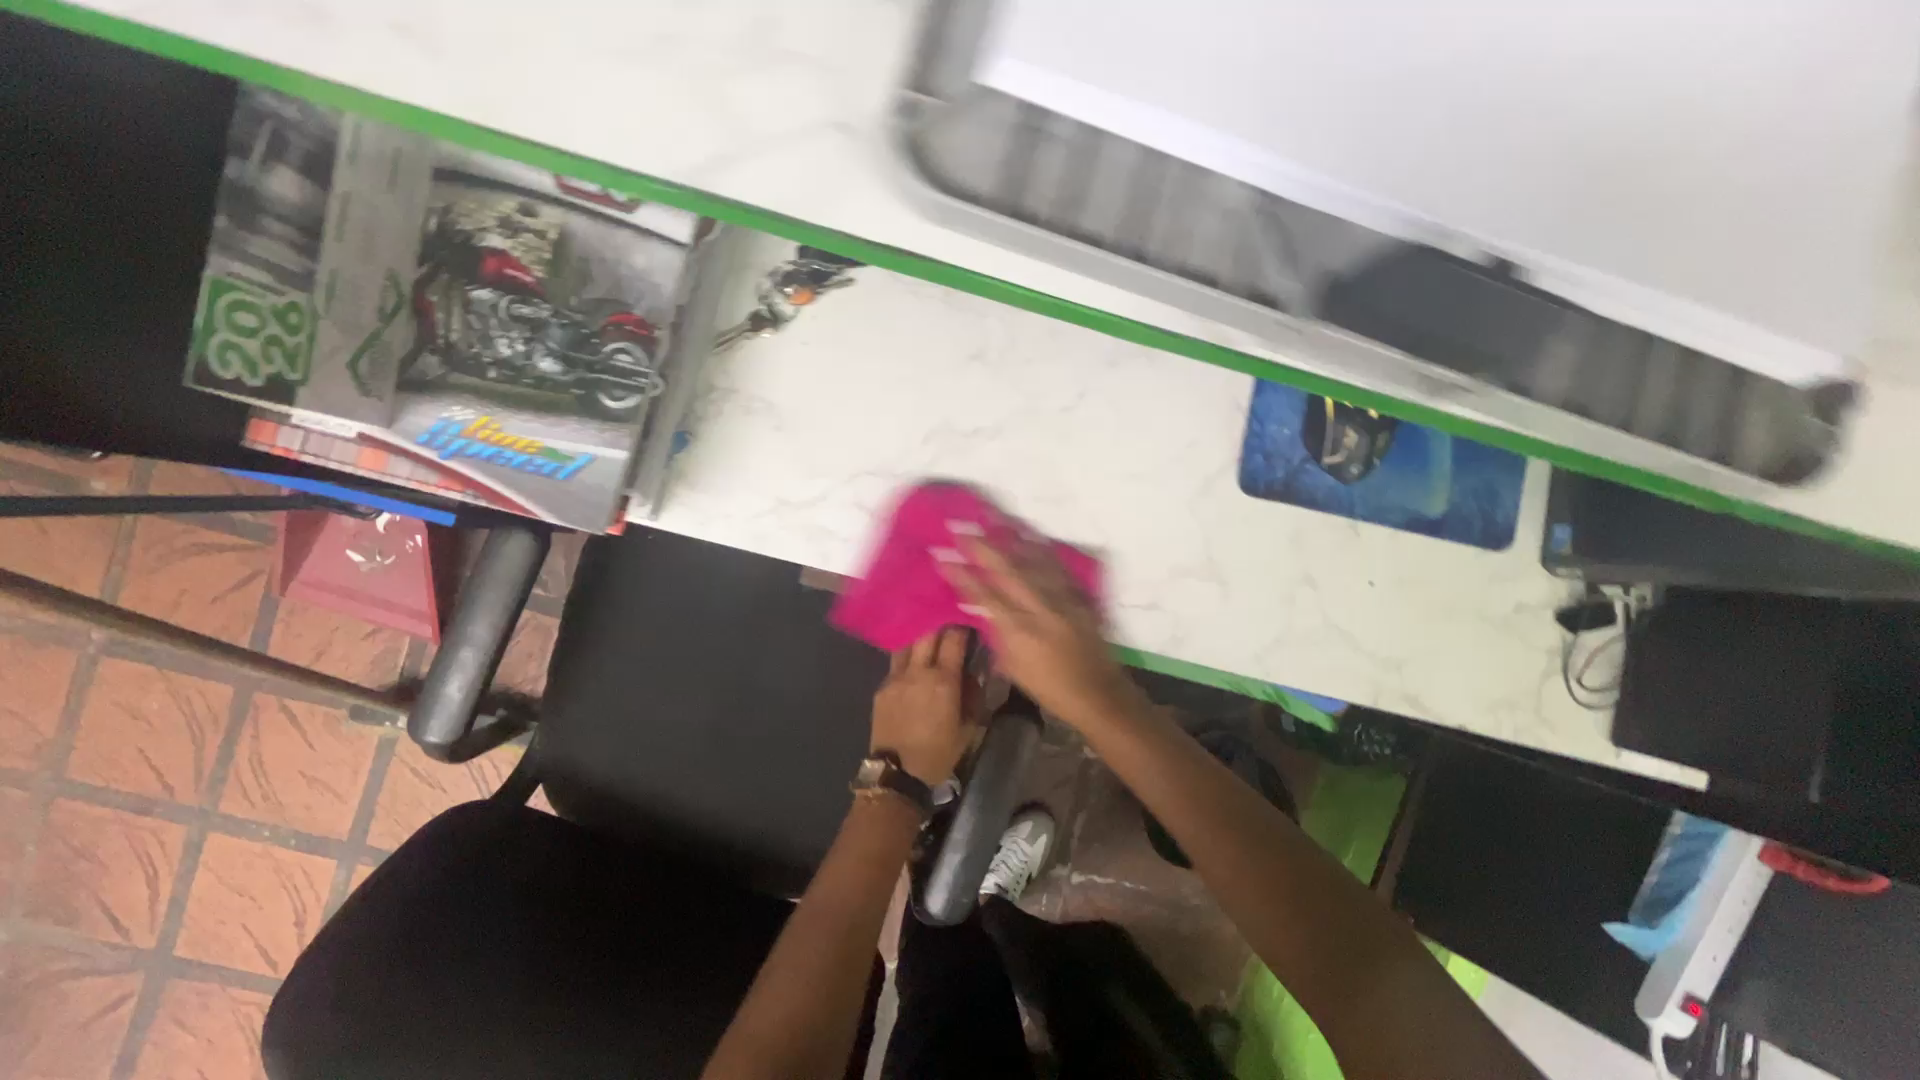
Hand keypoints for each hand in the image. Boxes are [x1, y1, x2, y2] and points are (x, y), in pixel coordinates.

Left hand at [870, 627, 971, 785]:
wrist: (898, 774)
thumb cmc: (939, 753)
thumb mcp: (968, 727)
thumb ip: (972, 694)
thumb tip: (972, 672)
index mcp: (944, 681)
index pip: (954, 639)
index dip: (962, 625)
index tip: (969, 619)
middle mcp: (918, 671)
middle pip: (928, 632)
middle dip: (940, 622)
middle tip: (949, 618)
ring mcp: (896, 677)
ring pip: (908, 642)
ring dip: (920, 635)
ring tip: (930, 633)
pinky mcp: (881, 687)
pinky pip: (897, 662)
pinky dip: (908, 655)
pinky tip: (915, 660)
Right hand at [941, 537, 1141, 728]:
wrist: (1099, 694)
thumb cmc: (1050, 688)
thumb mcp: (1013, 667)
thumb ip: (997, 634)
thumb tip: (982, 607)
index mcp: (1020, 632)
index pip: (984, 595)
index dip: (962, 574)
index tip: (942, 555)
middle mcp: (1041, 610)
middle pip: (1007, 570)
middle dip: (982, 546)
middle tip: (962, 526)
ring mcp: (1064, 599)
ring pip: (1034, 561)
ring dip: (1011, 538)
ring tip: (992, 518)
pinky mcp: (1081, 596)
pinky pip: (1058, 566)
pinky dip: (1042, 548)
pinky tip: (1029, 534)